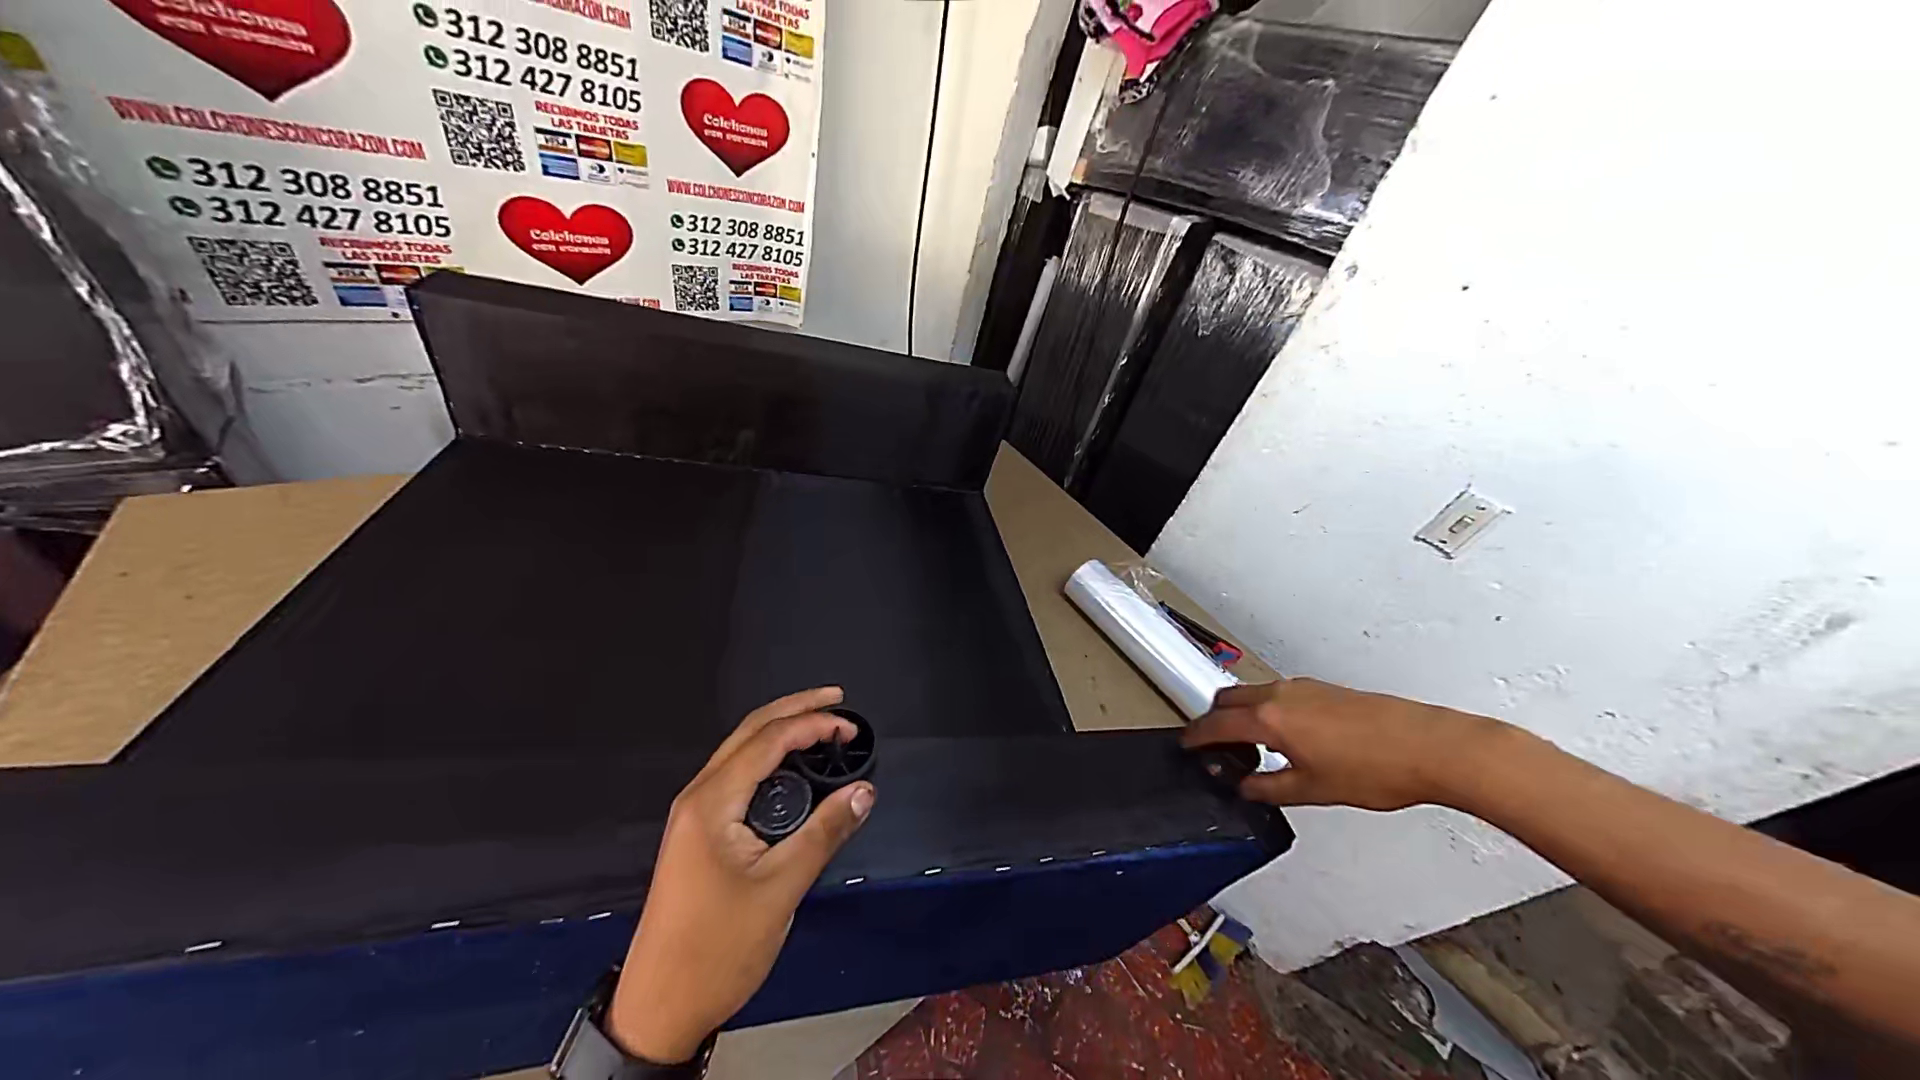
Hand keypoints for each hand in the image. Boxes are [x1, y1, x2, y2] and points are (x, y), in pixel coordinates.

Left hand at [607, 686, 875, 1062]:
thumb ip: (824, 832)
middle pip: (749, 732)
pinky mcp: (700, 832)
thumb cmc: (717, 948)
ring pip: (741, 751)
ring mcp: (695, 814)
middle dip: (794, 708)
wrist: (660, 1006)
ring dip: (782, 730)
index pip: (768, 740)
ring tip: (821, 724)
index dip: (813, 724)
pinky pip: (739, 776)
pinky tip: (794, 766)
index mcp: (712, 802)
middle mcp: (698, 797)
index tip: (851, 728)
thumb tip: (864, 791)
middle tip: (836, 699)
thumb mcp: (780, 889)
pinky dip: (771, 758)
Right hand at [1182, 678, 1519, 810]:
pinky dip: (1267, 709)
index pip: (1216, 723)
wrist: (1433, 747)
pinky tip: (1286, 737)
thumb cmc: (1382, 766)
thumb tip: (1250, 787)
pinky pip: (1279, 693)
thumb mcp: (1314, 790)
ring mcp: (1304, 687)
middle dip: (1213, 718)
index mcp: (1270, 719)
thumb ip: (1270, 789)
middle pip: (1227, 698)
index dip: (1196, 736)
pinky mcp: (1325, 689)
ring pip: (1253, 692)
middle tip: (1213, 743)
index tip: (1187, 743)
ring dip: (1241, 712)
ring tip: (1251, 744)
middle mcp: (1281, 694)